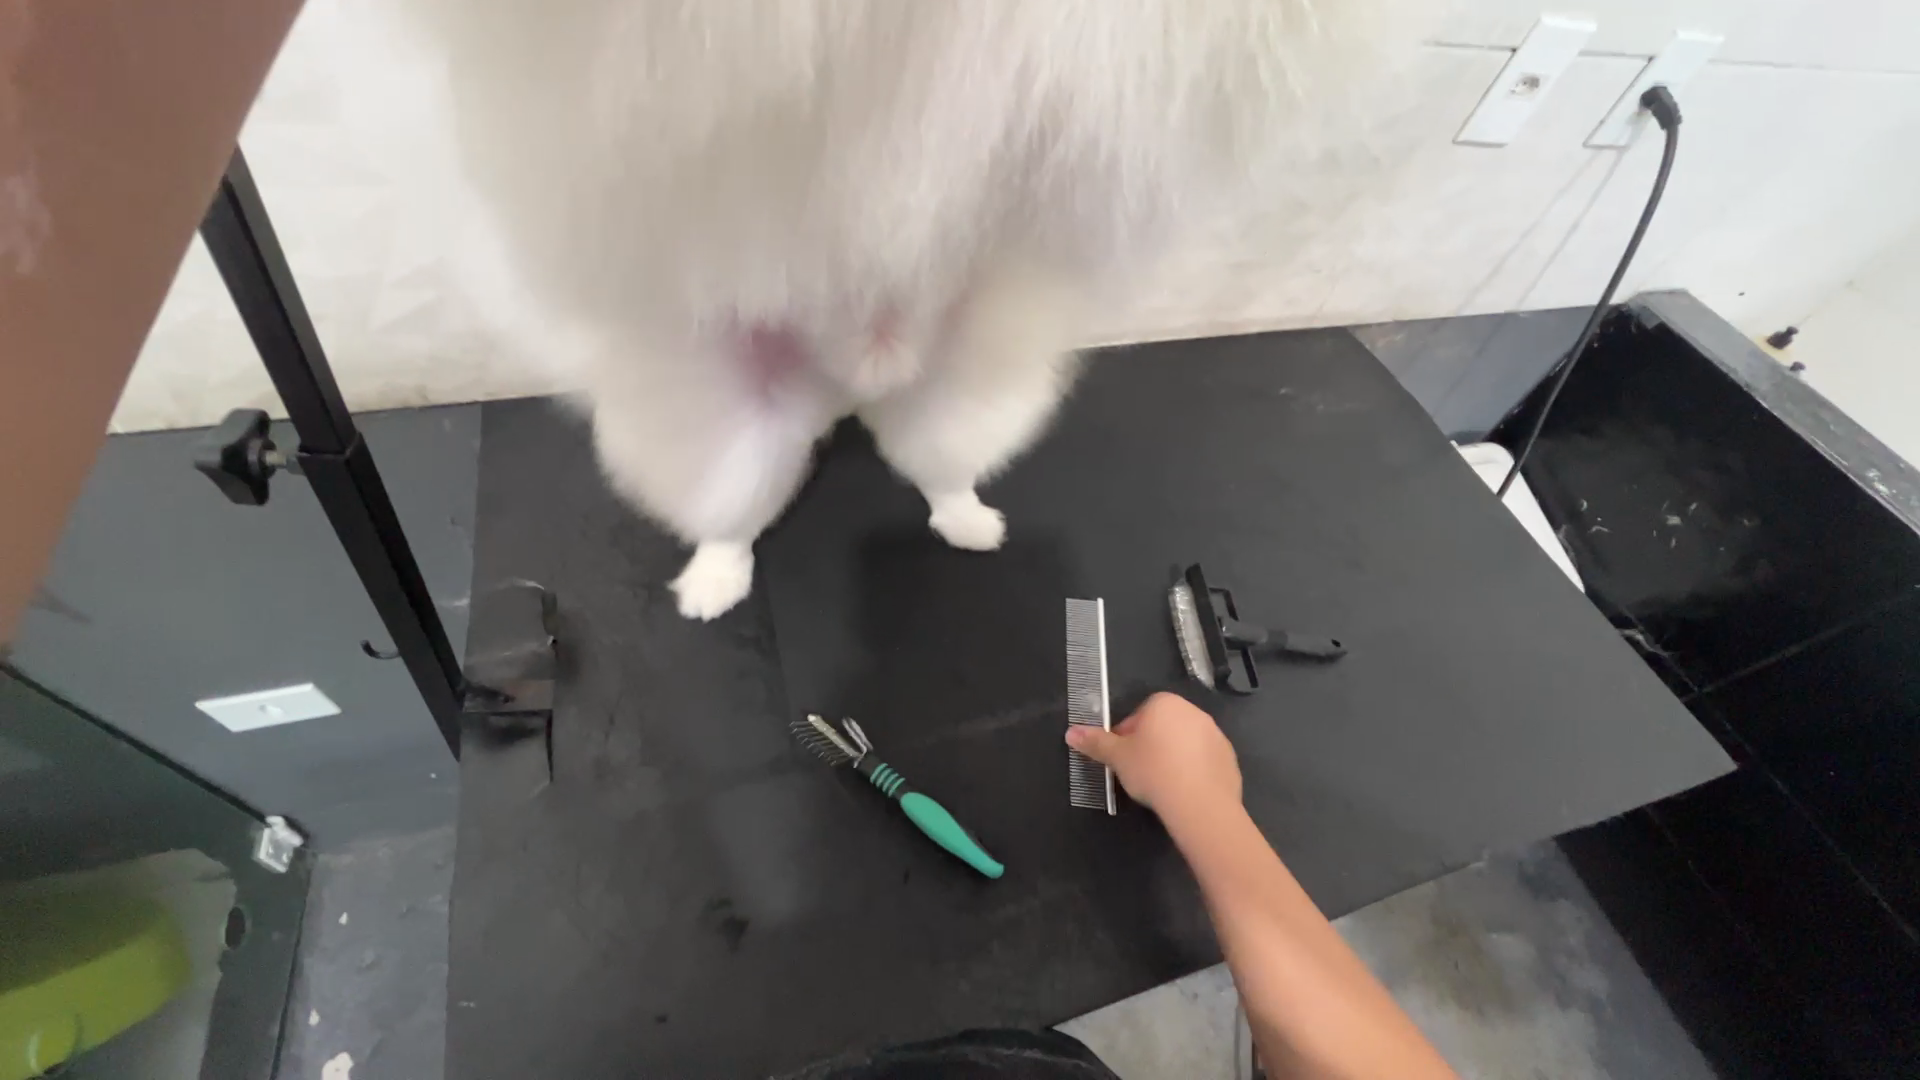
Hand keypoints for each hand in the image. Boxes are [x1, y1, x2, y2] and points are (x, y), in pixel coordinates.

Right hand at [1065, 692, 1240, 819]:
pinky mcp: (1229, 759)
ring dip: (1172, 758)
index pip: (1137, 716)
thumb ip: (1094, 742)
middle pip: (1161, 727)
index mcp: (1164, 703)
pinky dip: (1192, 772)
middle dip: (1149, 746)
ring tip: (1161, 785)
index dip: (1125, 738)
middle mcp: (1192, 712)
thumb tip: (1070, 732)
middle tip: (1138, 773)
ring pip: (1183, 744)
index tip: (1122, 759)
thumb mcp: (1117, 757)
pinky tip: (1182, 792)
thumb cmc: (1153, 771)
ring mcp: (1215, 734)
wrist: (1200, 804)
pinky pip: (1203, 762)